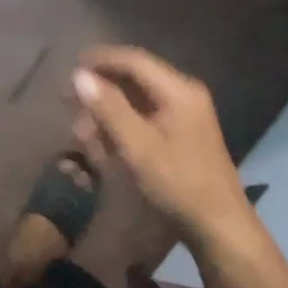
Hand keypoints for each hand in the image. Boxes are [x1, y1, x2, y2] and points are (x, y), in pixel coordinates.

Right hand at [71, 46, 251, 244]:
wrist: (218, 227)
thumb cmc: (178, 184)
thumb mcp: (138, 147)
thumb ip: (109, 109)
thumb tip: (79, 76)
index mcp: (179, 91)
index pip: (134, 60)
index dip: (101, 60)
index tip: (71, 68)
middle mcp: (183, 95)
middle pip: (134, 80)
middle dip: (100, 92)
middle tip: (69, 104)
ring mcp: (183, 116)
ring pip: (136, 102)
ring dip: (107, 114)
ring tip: (82, 134)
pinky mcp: (180, 136)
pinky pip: (144, 120)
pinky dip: (121, 128)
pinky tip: (103, 147)